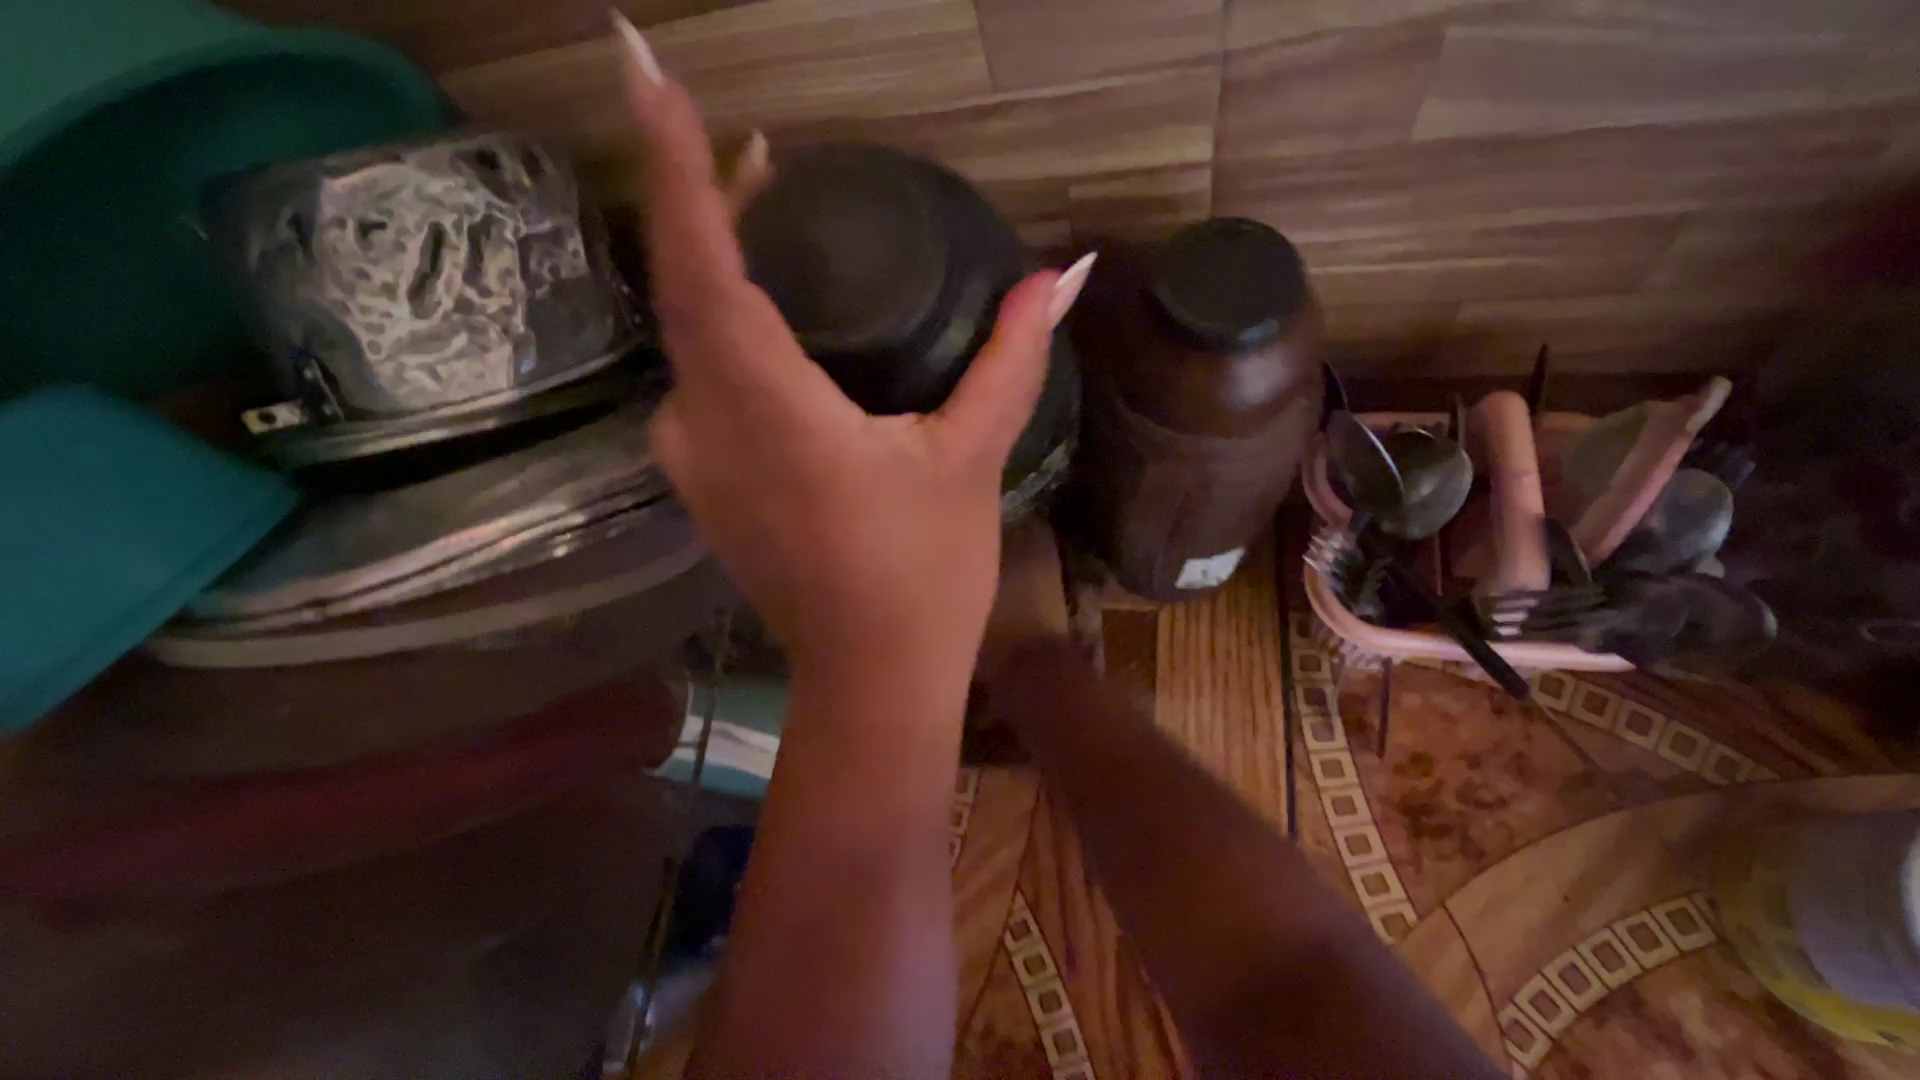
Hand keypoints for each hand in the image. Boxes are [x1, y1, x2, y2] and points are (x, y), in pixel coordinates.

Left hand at [613, 16, 1093, 679]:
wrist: (872, 677)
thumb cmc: (924, 576)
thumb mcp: (970, 457)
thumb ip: (1009, 358)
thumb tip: (1062, 276)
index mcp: (768, 411)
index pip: (704, 269)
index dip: (675, 171)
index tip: (645, 77)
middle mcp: (705, 424)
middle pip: (683, 284)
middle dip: (695, 192)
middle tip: (731, 123)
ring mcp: (692, 455)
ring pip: (686, 327)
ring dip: (710, 251)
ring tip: (758, 183)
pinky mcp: (704, 475)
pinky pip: (698, 369)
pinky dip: (721, 313)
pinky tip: (764, 292)